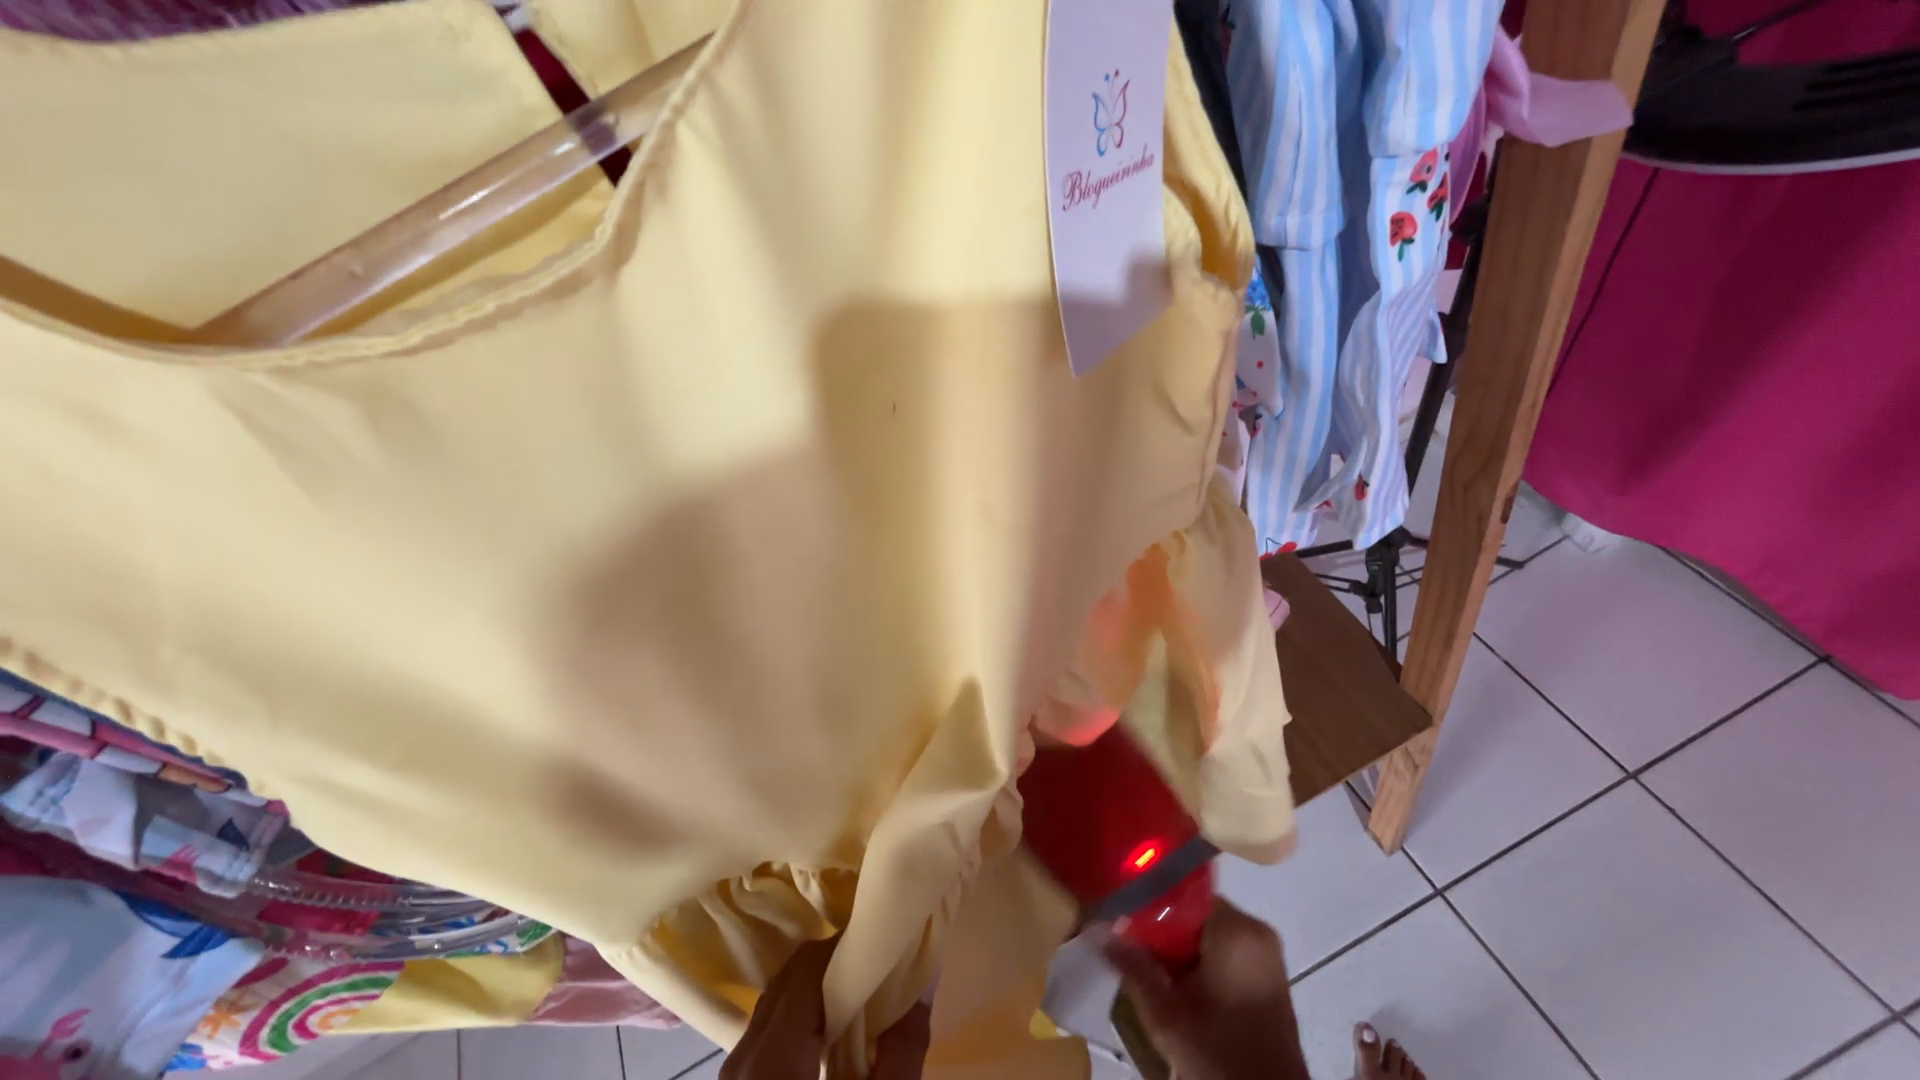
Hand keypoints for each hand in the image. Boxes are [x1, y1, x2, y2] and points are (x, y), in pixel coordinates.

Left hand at [721, 937, 932, 1079]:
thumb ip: (902, 1051)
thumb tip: (924, 977)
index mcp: (771, 1062)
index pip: (806, 970)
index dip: (849, 946)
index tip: (889, 942)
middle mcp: (740, 1060)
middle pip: (788, 981)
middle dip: (837, 964)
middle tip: (885, 967)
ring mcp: (733, 1078)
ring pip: (775, 1004)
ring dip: (820, 990)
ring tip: (866, 999)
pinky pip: (768, 1032)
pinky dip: (803, 1019)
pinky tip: (836, 1038)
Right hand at [1101, 901, 1310, 1079]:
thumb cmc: (1220, 1058)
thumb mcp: (1166, 1015)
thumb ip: (1133, 967)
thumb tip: (1098, 930)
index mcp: (1235, 930)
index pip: (1181, 893)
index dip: (1146, 904)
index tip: (1118, 918)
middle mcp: (1255, 930)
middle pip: (1193, 913)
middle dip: (1159, 930)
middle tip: (1125, 947)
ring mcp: (1265, 953)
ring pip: (1205, 932)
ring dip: (1176, 949)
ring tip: (1144, 968)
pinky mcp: (1266, 974)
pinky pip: (1222, 949)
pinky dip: (1196, 961)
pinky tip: (1175, 987)